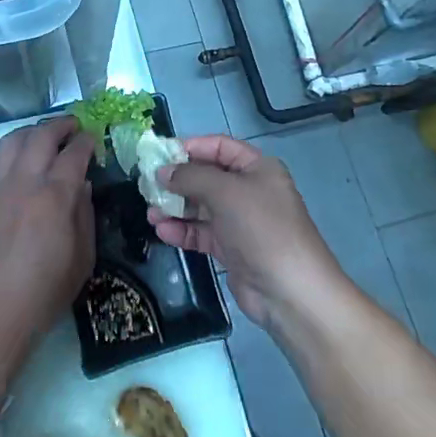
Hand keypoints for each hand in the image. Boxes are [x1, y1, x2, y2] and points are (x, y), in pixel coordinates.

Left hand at [0, 117, 96, 353]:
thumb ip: (84, 215)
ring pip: (10, 141)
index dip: (87, 141)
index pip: (74, 153)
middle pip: (41, 136)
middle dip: (60, 125)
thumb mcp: (83, 258)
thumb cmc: (44, 293)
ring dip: (30, 132)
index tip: (94, 138)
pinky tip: (8, 164)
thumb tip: (81, 186)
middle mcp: (23, 181)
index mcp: (55, 195)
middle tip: (73, 127)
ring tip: (42, 136)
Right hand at [147, 135, 345, 327]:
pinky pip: (201, 232)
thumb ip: (190, 177)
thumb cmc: (260, 227)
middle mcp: (249, 190)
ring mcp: (240, 221)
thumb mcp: (225, 192)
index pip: (220, 147)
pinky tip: (162, 232)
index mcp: (258, 168)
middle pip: (207, 177)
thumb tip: (162, 172)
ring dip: (175, 209)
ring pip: (201, 207)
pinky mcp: (231, 248)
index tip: (160, 155)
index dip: (191, 147)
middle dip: (178, 182)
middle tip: (148, 187)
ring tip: (151, 214)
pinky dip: (182, 231)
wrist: (288, 289)